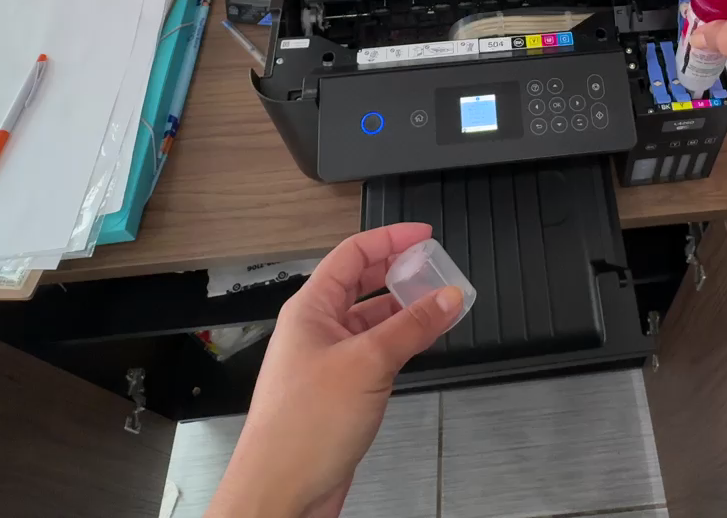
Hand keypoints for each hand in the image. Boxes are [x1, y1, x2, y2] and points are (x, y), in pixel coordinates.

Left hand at [212, 224, 462, 517]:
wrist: (279, 497)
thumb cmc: (300, 430)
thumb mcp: (367, 363)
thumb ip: (412, 326)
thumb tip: (447, 297)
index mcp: (311, 308)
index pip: (353, 253)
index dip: (390, 238)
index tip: (423, 235)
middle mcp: (317, 328)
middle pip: (363, 282)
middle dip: (399, 271)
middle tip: (434, 265)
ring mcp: (329, 359)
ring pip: (372, 318)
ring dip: (405, 308)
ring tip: (439, 303)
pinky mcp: (341, 389)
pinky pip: (377, 350)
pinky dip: (402, 340)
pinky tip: (424, 341)